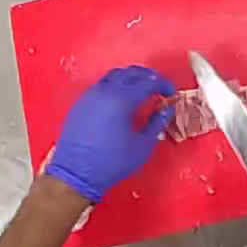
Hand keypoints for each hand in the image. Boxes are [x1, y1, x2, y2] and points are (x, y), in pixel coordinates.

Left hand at [45, 66, 175, 202]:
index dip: (163, 84)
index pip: (148, 81)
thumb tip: (167, 109)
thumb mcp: (142, 146)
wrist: (76, 173)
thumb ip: (156, 123)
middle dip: (148, 77)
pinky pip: (101, 86)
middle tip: (158, 88)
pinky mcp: (80, 103)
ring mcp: (90, 95)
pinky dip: (115, 86)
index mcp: (122, 99)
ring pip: (114, 76)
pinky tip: (121, 100)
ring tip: (141, 91)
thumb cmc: (112, 162)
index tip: (171, 93)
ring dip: (130, 79)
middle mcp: (105, 91)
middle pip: (130, 73)